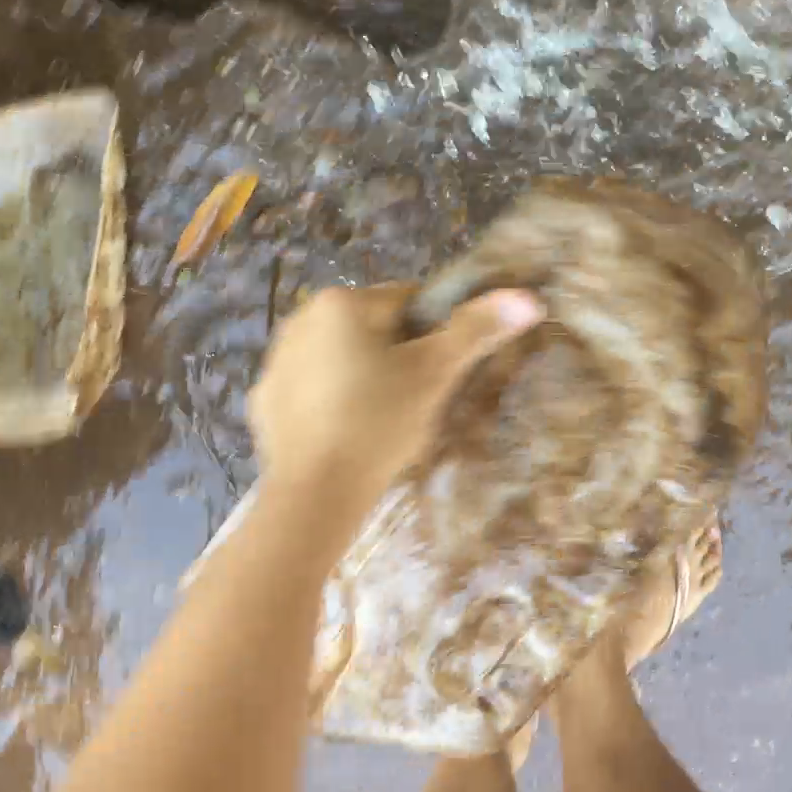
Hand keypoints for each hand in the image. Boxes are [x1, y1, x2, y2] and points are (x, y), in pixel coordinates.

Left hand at [248, 283, 542, 506]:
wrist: (315, 494)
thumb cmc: (379, 421)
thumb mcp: (435, 373)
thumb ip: (477, 330)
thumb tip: (528, 297)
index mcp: (341, 303)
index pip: (409, 303)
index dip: (435, 335)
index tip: (439, 371)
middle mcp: (300, 319)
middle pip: (374, 329)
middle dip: (398, 356)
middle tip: (416, 399)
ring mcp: (276, 362)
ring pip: (342, 358)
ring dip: (365, 376)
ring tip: (383, 420)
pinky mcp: (263, 401)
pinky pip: (313, 389)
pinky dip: (332, 403)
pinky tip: (348, 433)